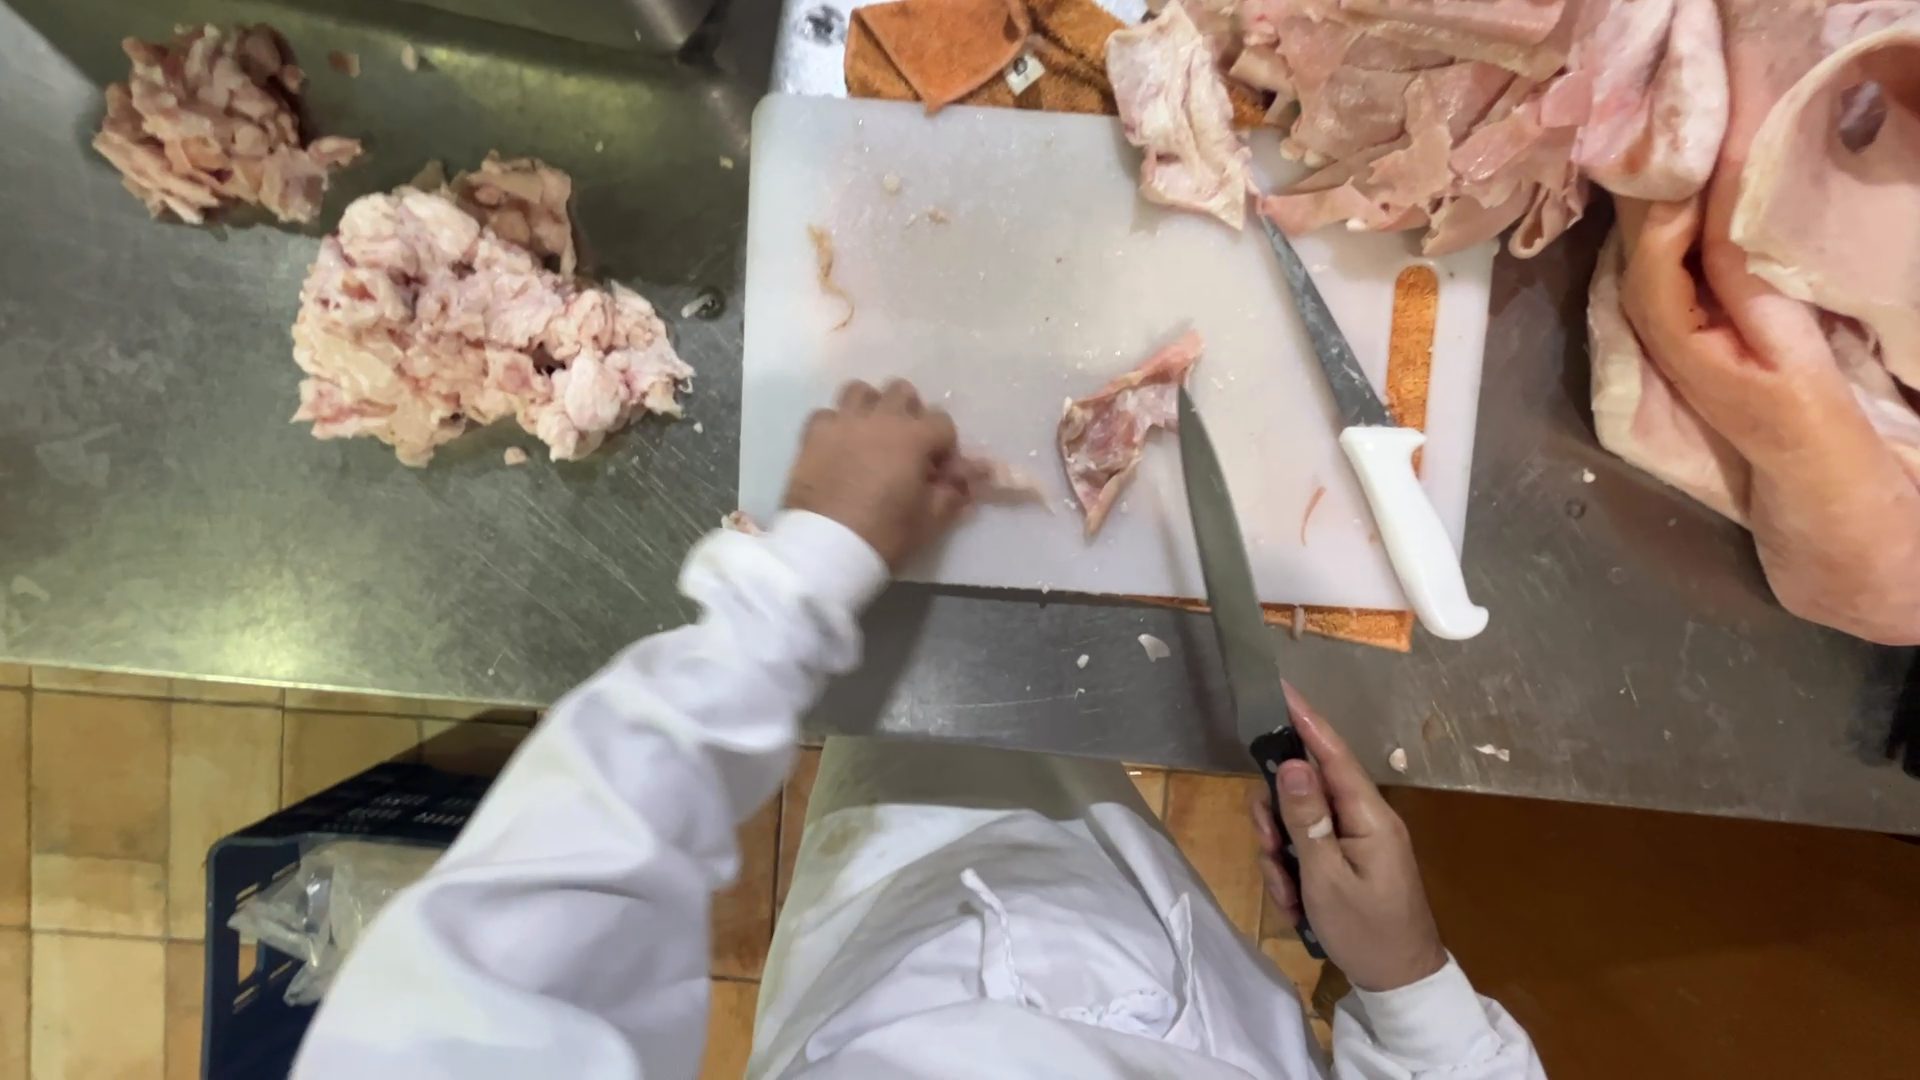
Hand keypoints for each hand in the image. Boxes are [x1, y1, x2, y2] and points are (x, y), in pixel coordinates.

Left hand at [783, 379, 968, 568]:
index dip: (946, 447)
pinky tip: (839, 447)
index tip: (939, 472)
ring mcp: (842, 423)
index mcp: (913, 436)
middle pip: (902, 391)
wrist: (825, 549)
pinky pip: (827, 414)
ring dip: (871, 407)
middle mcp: (879, 418)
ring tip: (871, 435)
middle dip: (910, 413)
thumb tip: (969, 480)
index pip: (943, 423)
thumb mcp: (929, 519)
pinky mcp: (812, 435)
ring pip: (860, 391)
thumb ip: (952, 493)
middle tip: (907, 446)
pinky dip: (836, 425)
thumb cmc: (884, 534)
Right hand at [1250, 684, 1447, 992]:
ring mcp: (1355, 838)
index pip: (1332, 752)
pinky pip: (1305, 845)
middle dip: (1277, 817)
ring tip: (1289, 891)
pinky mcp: (1346, 857)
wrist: (1401, 987)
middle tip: (1271, 849)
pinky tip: (1297, 902)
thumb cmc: (1366, 931)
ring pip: (1297, 819)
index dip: (1304, 719)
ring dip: (1281, 851)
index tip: (1279, 687)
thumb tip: (1292, 762)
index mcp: (1368, 815)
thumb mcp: (1325, 876)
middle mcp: (1363, 817)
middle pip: (1303, 787)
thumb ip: (1305, 817)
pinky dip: (1292, 870)